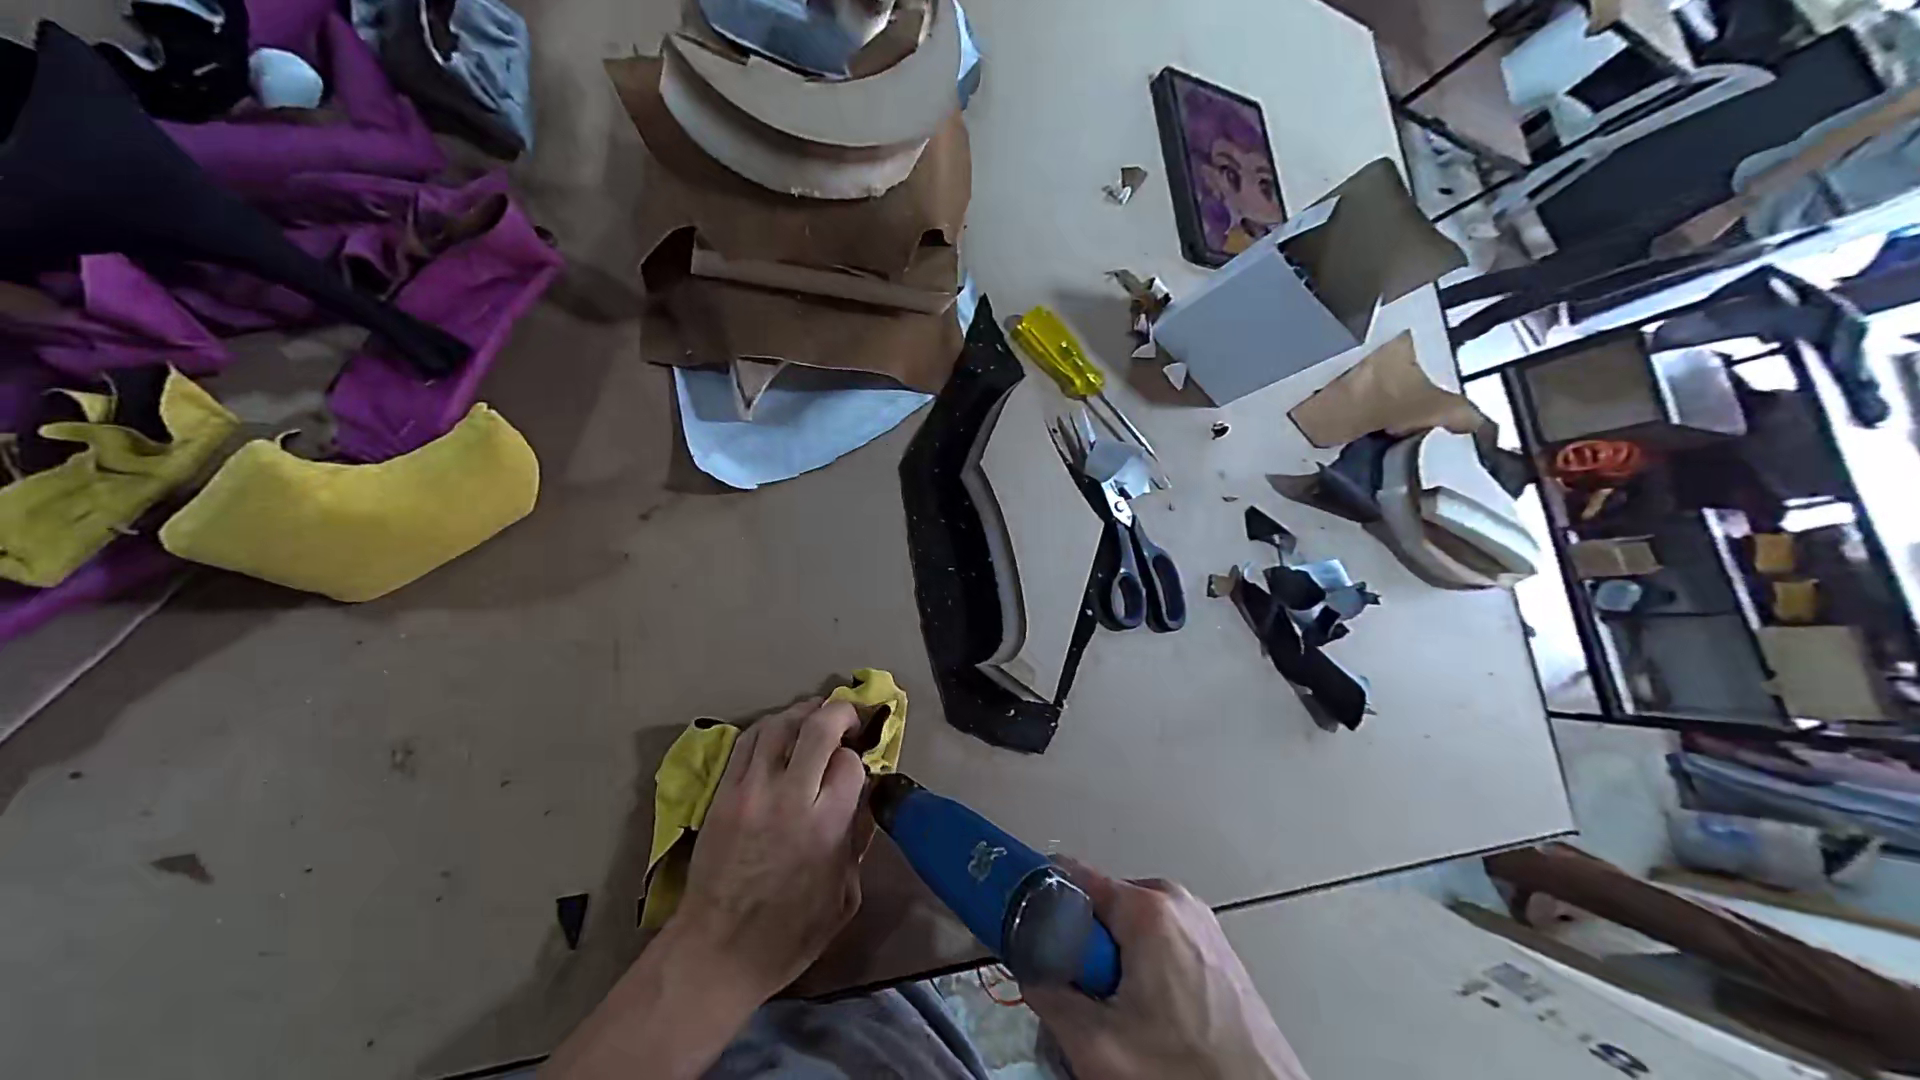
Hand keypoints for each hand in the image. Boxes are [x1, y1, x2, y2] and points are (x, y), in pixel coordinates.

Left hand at [542, 700, 870, 1079]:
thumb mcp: (846, 895)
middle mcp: (789, 798)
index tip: (859, 764)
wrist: (716, 952)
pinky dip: (770, 726)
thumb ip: (858, 839)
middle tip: (849, 717)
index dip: (859, 757)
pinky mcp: (722, 793)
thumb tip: (865, 797)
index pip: (850, 762)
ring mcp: (750, 791)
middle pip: (818, 727)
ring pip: (779, 724)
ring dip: (804, 712)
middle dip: (840, 712)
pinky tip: (781, 731)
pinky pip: (747, 741)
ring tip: (817, 715)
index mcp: (826, 826)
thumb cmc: (789, 934)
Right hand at [1023, 859, 1309, 1079]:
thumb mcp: (1097, 1046)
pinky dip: (1142, 970)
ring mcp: (1201, 922)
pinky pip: (1158, 942)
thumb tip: (1028, 971)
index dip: (1041, 899)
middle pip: (1100, 907)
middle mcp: (1176, 900)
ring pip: (1129, 928)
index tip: (1025, 930)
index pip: (1072, 875)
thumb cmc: (1183, 1072)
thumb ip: (1049, 998)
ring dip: (1112, 964)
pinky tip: (1152, 1019)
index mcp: (1148, 907)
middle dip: (1082, 947)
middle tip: (1084, 999)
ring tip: (1121, 1017)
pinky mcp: (1216, 947)